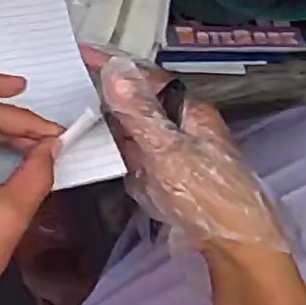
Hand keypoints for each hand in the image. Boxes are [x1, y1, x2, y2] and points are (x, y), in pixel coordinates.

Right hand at [78, 45, 289, 252]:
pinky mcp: (164, 176)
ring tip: (75, 114)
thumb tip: (114, 68)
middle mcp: (180, 126)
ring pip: (132, 127)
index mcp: (188, 111)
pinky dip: (115, 149)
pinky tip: (96, 148)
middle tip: (69, 84)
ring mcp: (172, 152)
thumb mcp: (167, 149)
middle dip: (106, 93)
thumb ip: (138, 110)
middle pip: (137, 101)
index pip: (144, 77)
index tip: (81, 52)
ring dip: (108, 122)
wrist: (235, 252)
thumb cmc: (207, 195)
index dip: (112, 64)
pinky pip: (132, 153)